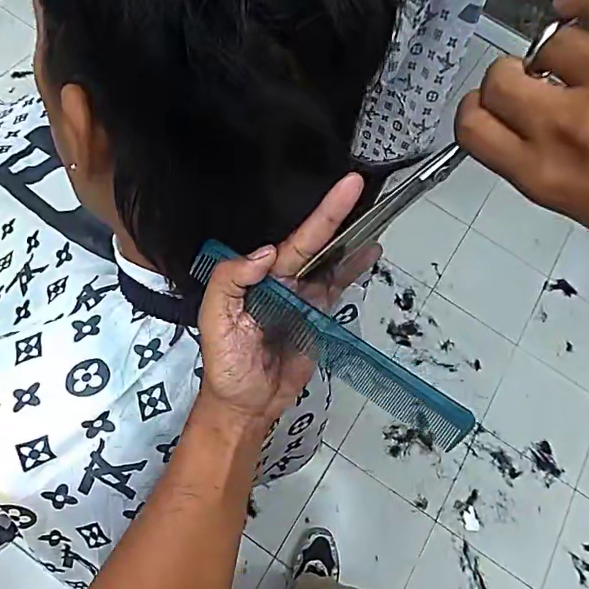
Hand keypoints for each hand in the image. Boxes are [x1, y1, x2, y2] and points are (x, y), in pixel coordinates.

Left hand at [194, 175, 379, 435]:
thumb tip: (266, 253)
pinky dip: (353, 270)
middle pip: (313, 244)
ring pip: (329, 262)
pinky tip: (368, 254)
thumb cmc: (226, 364)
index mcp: (259, 278)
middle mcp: (284, 282)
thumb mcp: (215, 320)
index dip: (317, 217)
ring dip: (349, 241)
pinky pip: (337, 289)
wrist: (247, 403)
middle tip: (356, 185)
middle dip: (334, 215)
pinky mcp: (319, 317)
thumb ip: (231, 282)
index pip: (291, 242)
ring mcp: (304, 299)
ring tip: (373, 215)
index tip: (338, 191)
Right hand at [455, 0, 588, 267]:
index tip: (488, 103)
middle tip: (535, 78)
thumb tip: (525, 127)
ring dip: (567, 49)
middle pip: (503, 77)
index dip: (477, 110)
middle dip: (511, 77)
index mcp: (556, 177)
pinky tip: (579, 0)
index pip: (477, 128)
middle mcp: (579, 127)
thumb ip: (551, 169)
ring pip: (557, 38)